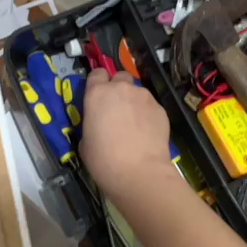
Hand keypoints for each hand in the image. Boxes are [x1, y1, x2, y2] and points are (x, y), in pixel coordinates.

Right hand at [78, 69, 178, 195]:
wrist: (140, 172)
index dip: (98, 83)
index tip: (98, 95)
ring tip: (134, 124)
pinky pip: (150, 106)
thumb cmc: (104, 160)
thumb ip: (92, 123)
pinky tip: (147, 132)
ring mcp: (144, 97)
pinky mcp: (160, 108)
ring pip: (137, 92)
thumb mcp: (85, 142)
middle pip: (120, 77)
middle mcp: (121, 89)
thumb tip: (99, 124)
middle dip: (118, 88)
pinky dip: (147, 114)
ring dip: (134, 102)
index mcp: (97, 94)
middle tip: (116, 108)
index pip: (97, 73)